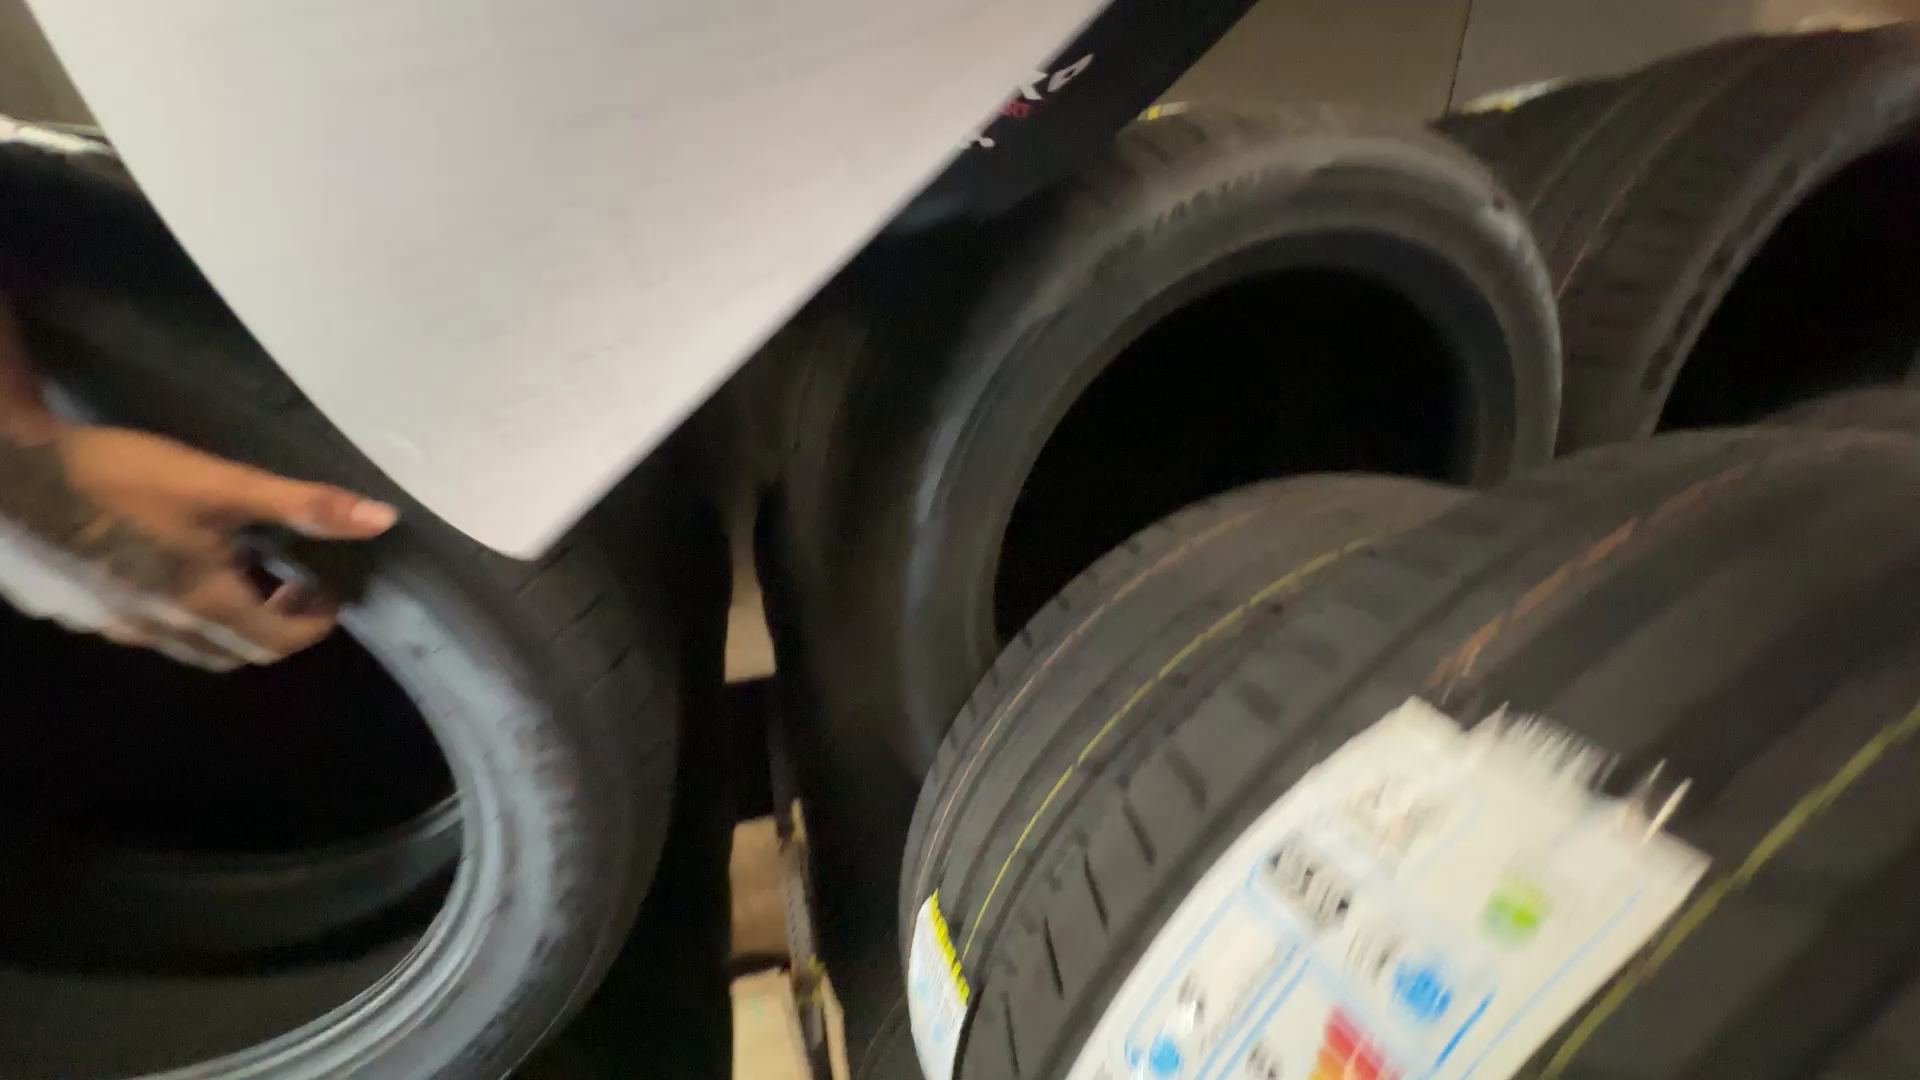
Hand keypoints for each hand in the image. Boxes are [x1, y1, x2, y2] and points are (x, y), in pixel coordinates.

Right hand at [0, 425, 396, 669]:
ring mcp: (99, 622)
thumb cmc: (115, 476)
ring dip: (229, 618)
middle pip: (237, 650)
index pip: (280, 642)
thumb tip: (384, 519)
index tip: (333, 594)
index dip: (317, 623)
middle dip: (278, 625)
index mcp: (199, 604)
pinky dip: (178, 609)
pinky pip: (140, 625)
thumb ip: (306, 506)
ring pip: (187, 642)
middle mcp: (150, 627)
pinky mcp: (60, 605)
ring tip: (245, 571)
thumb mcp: (223, 484)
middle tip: (296, 587)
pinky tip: (172, 563)